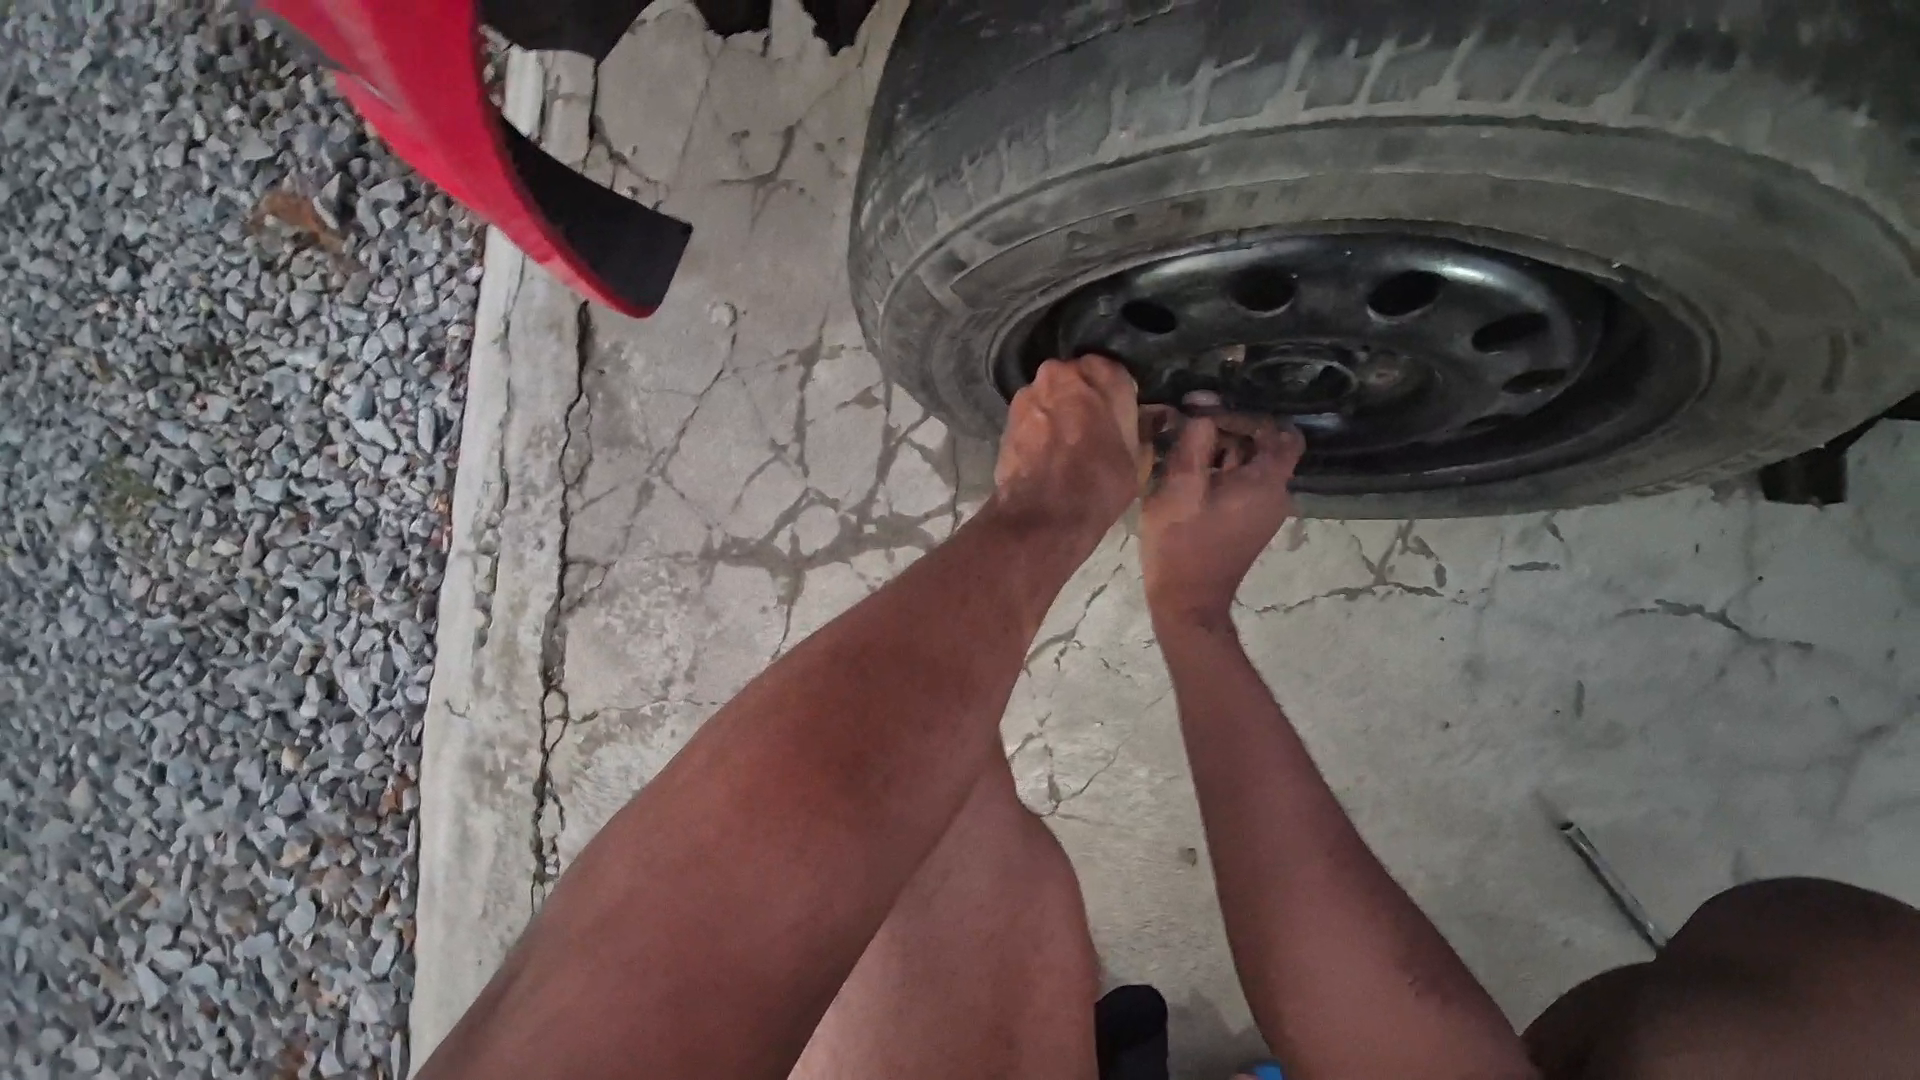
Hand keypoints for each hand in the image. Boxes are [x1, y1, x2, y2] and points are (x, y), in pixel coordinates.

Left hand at [991, 356, 1140, 541]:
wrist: (1044, 513)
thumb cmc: (1100, 483)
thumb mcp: (1139, 459)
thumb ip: (1139, 428)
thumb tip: (1144, 420)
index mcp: (1104, 374)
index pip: (1115, 373)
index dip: (1117, 397)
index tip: (1118, 419)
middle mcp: (1064, 372)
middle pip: (1078, 379)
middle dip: (1083, 399)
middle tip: (1091, 430)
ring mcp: (1030, 391)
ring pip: (1050, 396)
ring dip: (1057, 412)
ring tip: (1064, 446)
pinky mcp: (1007, 415)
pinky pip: (1031, 416)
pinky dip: (1037, 428)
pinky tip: (1043, 454)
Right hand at [1138, 411, 1305, 629]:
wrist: (1187, 601)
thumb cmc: (1181, 542)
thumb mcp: (1180, 485)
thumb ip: (1194, 441)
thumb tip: (1202, 409)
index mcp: (1267, 482)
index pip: (1278, 431)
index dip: (1246, 416)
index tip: (1206, 414)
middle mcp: (1277, 495)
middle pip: (1264, 447)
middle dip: (1228, 432)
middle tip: (1188, 428)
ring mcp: (1265, 513)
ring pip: (1251, 466)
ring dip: (1222, 453)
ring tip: (1183, 450)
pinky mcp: (1250, 524)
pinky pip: (1244, 486)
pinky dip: (1222, 474)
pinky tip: (1190, 476)